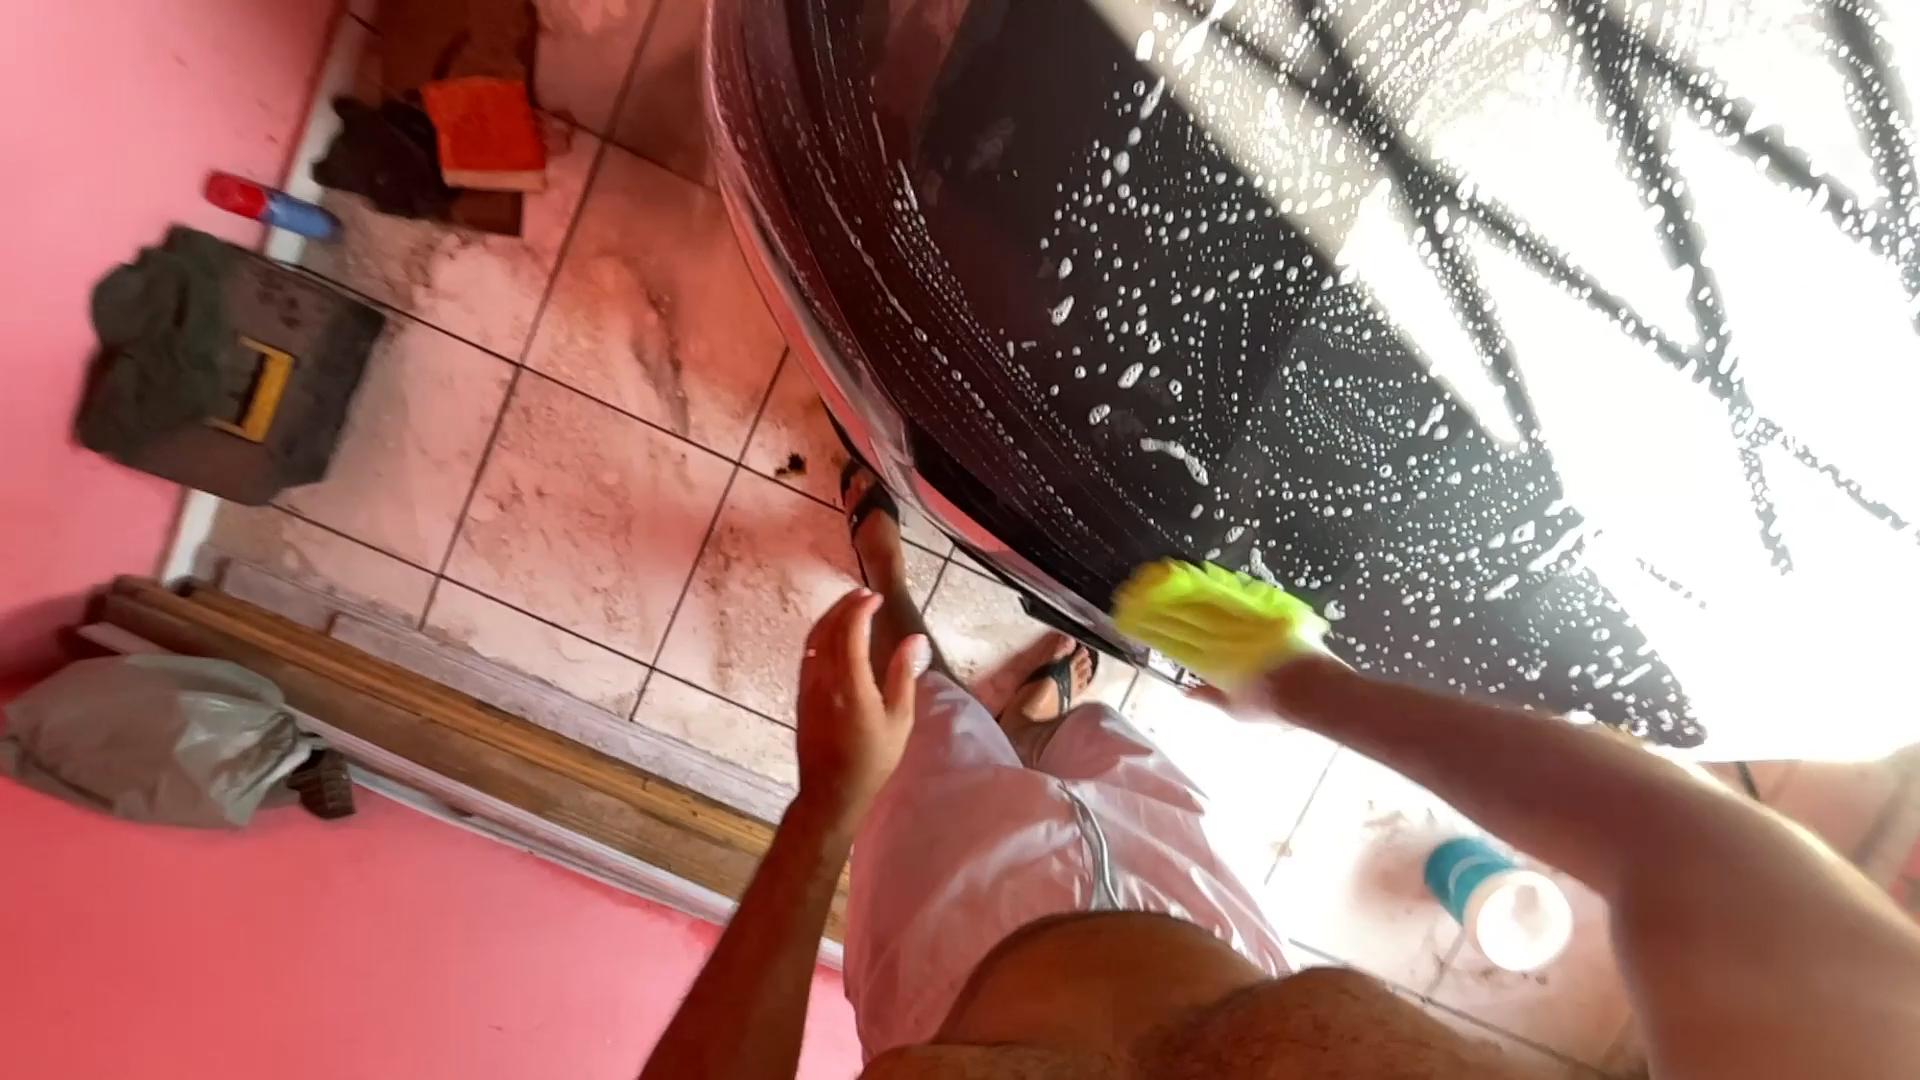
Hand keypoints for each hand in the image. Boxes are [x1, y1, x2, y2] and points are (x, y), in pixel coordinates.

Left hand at [793, 588, 930, 829]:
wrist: (830, 793)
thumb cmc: (872, 760)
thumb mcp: (899, 720)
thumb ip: (903, 675)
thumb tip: (914, 640)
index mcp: (851, 685)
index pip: (850, 631)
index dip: (861, 608)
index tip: (876, 598)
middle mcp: (824, 680)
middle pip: (828, 628)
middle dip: (845, 605)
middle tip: (865, 595)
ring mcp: (808, 687)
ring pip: (814, 638)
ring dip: (831, 616)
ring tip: (850, 606)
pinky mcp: (801, 695)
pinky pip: (808, 653)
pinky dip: (821, 634)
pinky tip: (835, 633)